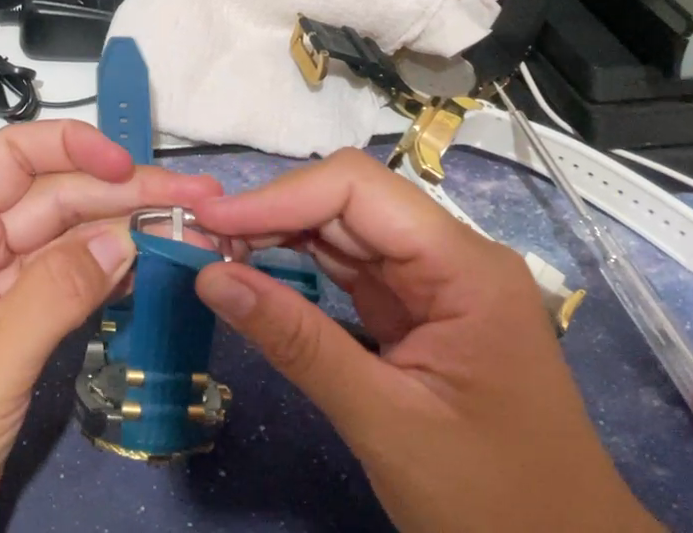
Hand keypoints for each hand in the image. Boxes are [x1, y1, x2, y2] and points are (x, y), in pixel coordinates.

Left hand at [0, 121, 222, 532]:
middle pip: (53, 199)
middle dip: (121, 194)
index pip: (12, 159)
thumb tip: (126, 236)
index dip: (73, 148)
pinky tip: (152, 273)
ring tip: (191, 232)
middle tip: (197, 201)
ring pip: (67, 244)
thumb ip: (54, 295)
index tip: (132, 164)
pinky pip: (68, 290)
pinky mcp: (14, 337)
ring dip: (125, 235)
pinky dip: (110, 280)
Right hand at [191, 149, 659, 532]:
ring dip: (276, 240)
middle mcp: (451, 258)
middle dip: (270, 215)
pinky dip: (295, 273)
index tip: (208, 221)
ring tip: (212, 254)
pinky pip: (347, 274)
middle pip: (346, 203)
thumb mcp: (387, 422)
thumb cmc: (495, 502)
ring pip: (341, 234)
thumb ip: (298, 343)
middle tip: (197, 240)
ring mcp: (434, 285)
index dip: (277, 196)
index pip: (357, 190)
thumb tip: (209, 277)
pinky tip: (254, 278)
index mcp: (464, 266)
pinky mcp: (415, 314)